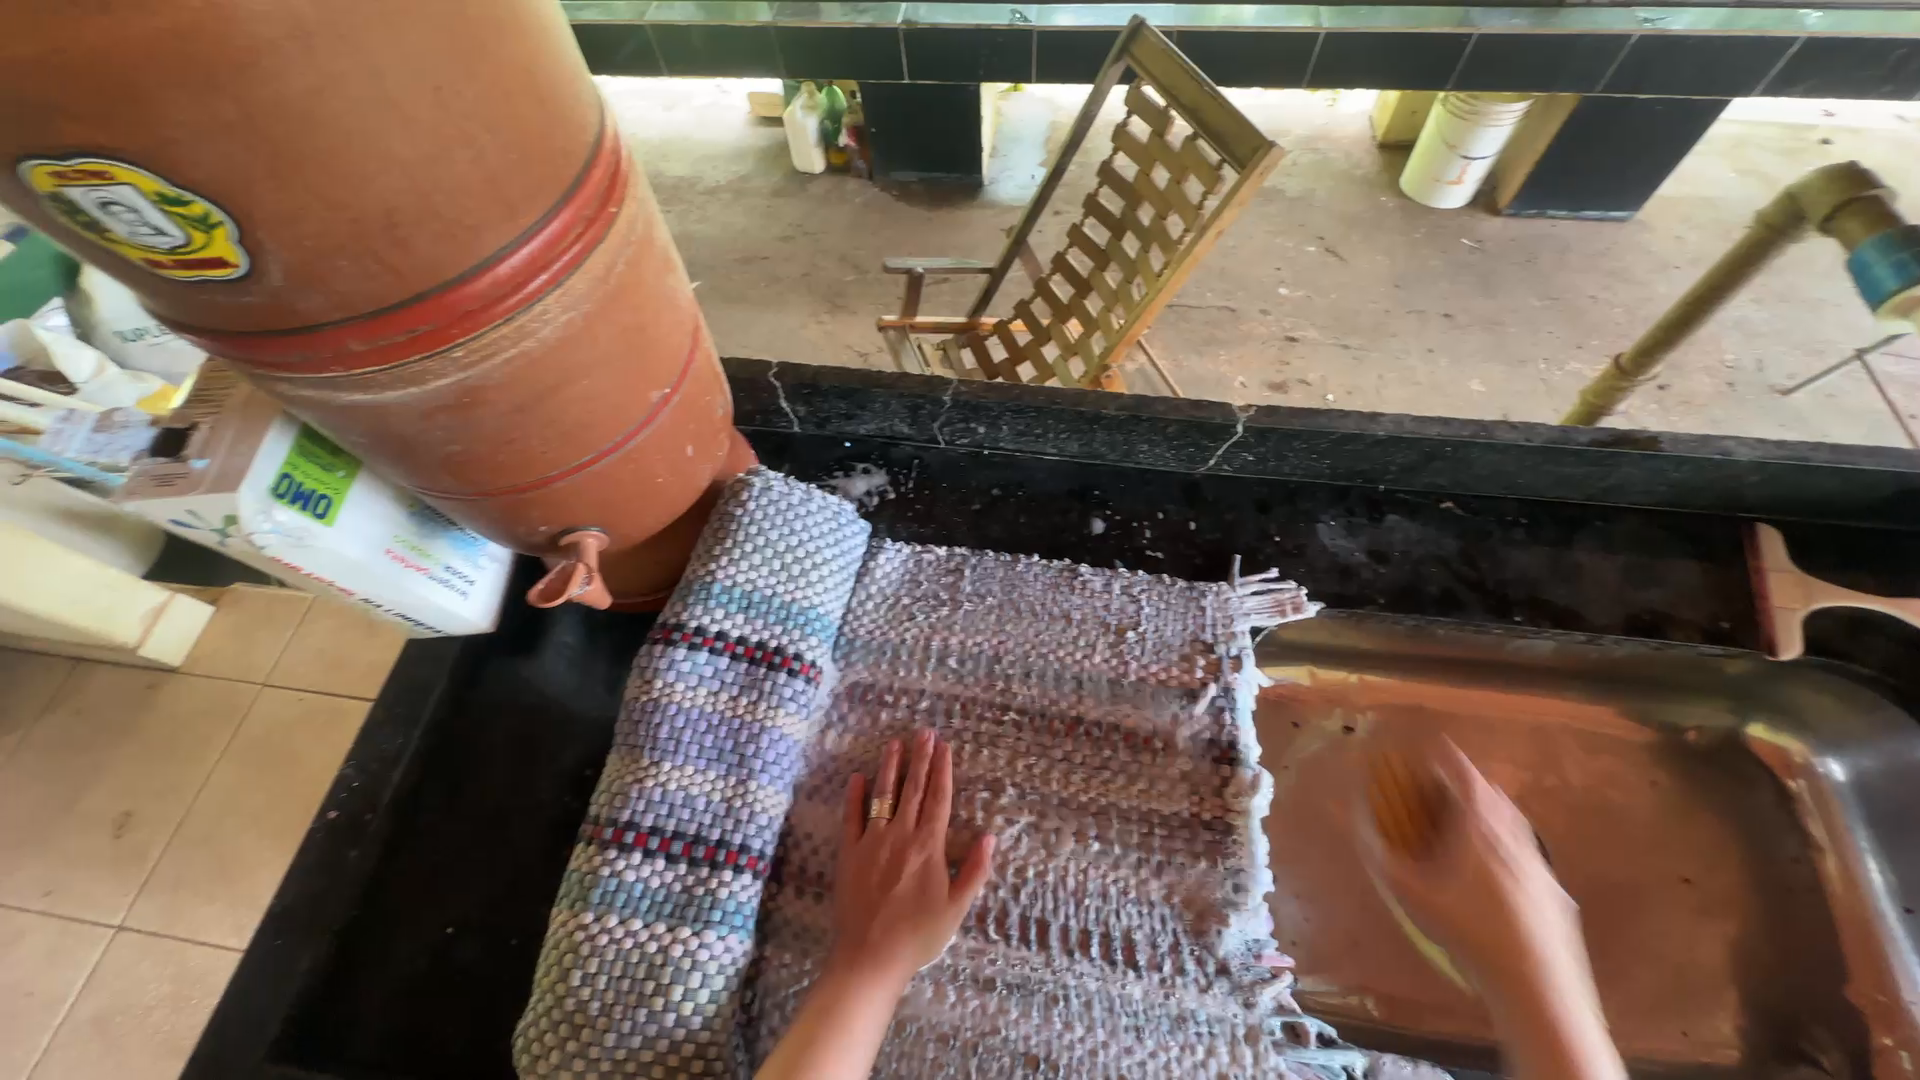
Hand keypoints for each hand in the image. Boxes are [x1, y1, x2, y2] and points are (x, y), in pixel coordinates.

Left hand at [756, 732, 994, 1079]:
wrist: (870, 957)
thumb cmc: (918, 936)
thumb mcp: (956, 908)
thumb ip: (974, 870)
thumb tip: (991, 837)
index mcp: (929, 847)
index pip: (938, 799)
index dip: (942, 770)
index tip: (945, 746)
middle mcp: (901, 836)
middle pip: (913, 789)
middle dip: (920, 759)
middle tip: (924, 732)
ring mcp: (872, 842)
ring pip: (884, 796)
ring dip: (890, 768)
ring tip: (894, 743)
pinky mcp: (849, 854)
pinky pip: (851, 818)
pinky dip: (854, 797)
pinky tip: (857, 777)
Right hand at [1358, 735, 1625, 1079]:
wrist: (1537, 985)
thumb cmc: (1466, 929)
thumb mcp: (1407, 890)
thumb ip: (1371, 846)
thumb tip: (1339, 808)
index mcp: (1480, 827)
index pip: (1464, 775)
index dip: (1445, 756)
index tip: (1430, 745)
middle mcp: (1514, 836)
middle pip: (1492, 793)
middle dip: (1466, 781)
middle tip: (1442, 780)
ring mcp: (1538, 863)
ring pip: (1513, 821)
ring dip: (1489, 808)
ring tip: (1466, 814)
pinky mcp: (1553, 890)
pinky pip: (1525, 848)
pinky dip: (1505, 837)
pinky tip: (1493, 862)